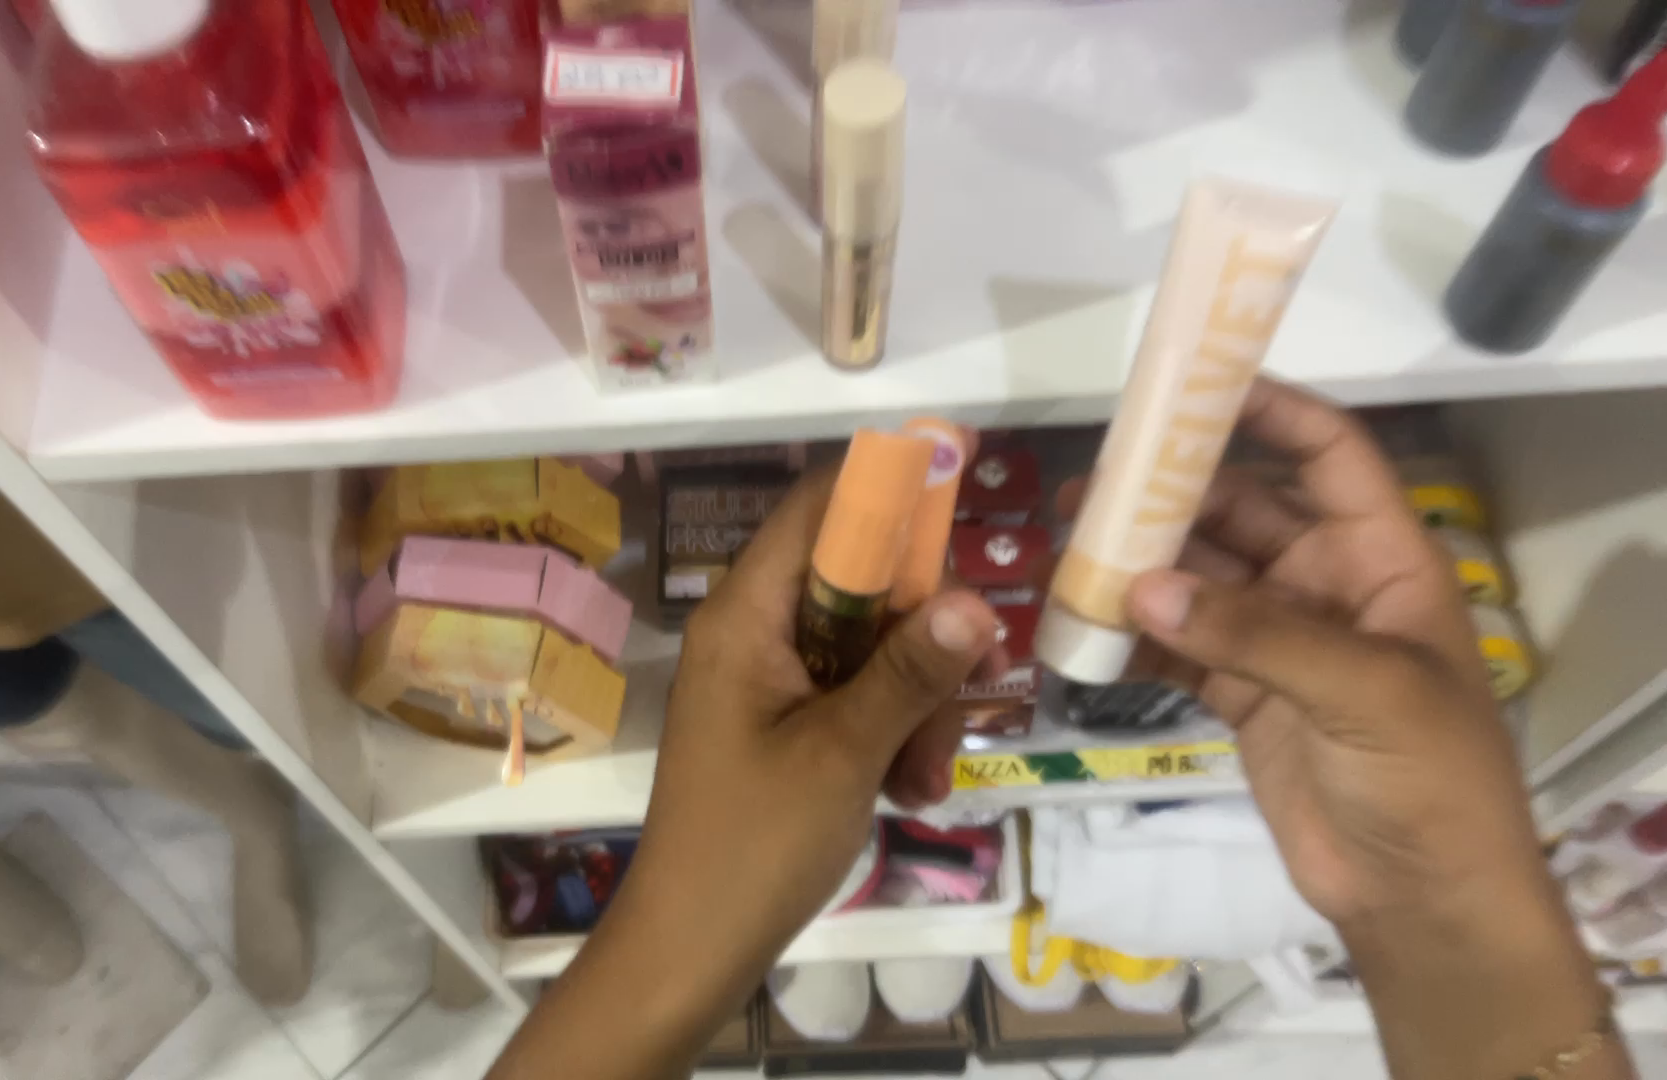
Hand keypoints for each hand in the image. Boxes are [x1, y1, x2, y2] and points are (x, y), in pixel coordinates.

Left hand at [624, 467, 998, 991]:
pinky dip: (887, 729)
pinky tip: (908, 789)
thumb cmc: (755, 841)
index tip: (955, 477)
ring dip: (912, 700)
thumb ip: (909, 672)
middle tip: (974, 683)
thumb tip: (975, 599)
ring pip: (865, 646)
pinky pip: (850, 692)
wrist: (691, 943)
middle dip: (920, 632)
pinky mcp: (781, 717)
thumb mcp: (844, 752)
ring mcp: (766, 675)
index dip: (882, 486)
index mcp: (745, 614)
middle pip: (855, 582)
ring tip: (927, 777)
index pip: (814, 511)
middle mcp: (751, 629)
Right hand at [1065, 379, 1546, 924]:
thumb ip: (1251, 633)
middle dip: (1168, 498)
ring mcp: (1271, 636)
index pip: (1329, 458)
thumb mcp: (1362, 693)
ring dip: (1135, 566)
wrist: (1412, 896)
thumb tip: (1138, 586)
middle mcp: (1320, 585)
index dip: (1273, 413)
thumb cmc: (1426, 781)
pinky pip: (1170, 641)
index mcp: (1379, 561)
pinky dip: (1129, 634)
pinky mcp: (1232, 684)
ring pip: (1191, 577)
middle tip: (1089, 490)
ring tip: (1069, 553)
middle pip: (1236, 513)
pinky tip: (1083, 628)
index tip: (1197, 390)